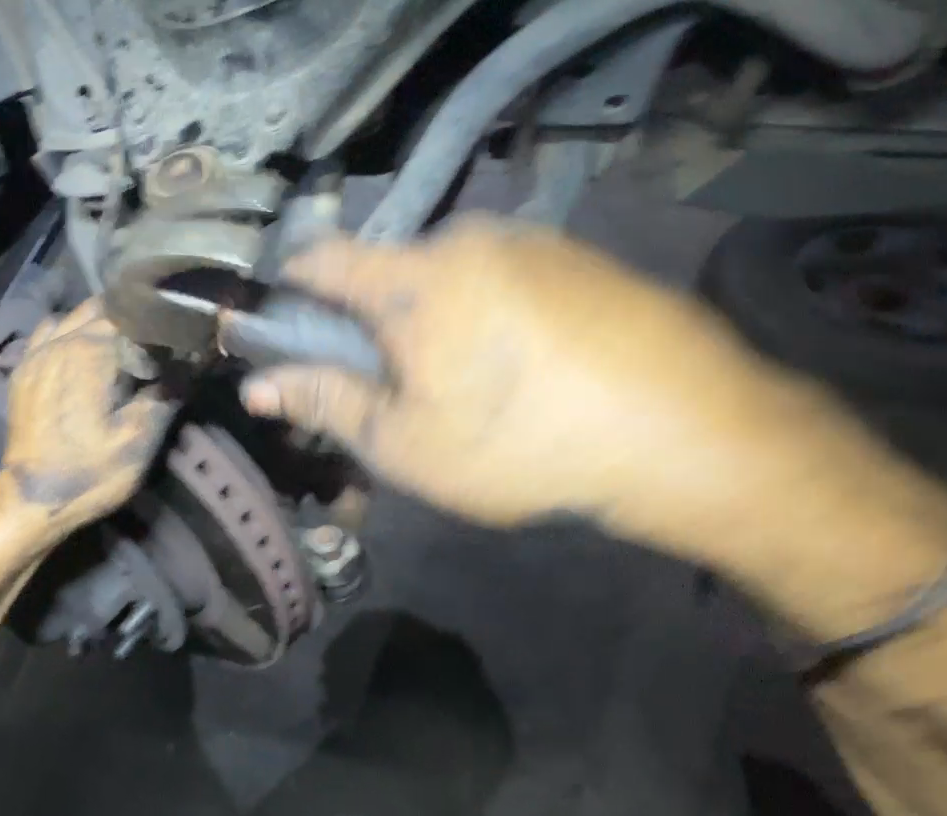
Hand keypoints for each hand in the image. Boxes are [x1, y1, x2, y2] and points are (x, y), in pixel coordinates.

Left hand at [0, 300, 174, 537]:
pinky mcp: (23, 369)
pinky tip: (82, 352)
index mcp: (92, 349)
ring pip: (76, 314)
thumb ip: (167, 394)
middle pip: (107, 309)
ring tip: (123, 347)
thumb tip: (193, 363)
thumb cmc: (89, 472)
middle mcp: (62, 338)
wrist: (32, 499)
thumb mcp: (139, 440)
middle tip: (157, 349)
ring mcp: (37, 351)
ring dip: (102, 323)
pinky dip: (69, 332)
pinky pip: (49, 331)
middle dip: (135, 323)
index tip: (182, 349)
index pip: (139, 318)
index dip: (165, 330)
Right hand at [232, 213, 882, 553]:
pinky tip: (520, 372)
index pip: (319, 257)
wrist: (690, 431)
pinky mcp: (582, 258)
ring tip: (463, 389)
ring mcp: (533, 241)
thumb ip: (325, 404)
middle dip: (370, 322)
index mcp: (412, 280)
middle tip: (390, 390)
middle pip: (386, 271)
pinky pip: (502, 278)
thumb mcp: (404, 443)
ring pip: (446, 276)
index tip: (286, 335)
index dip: (288, 290)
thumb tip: (256, 385)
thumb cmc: (520, 445)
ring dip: (430, 320)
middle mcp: (468, 238)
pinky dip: (484, 315)